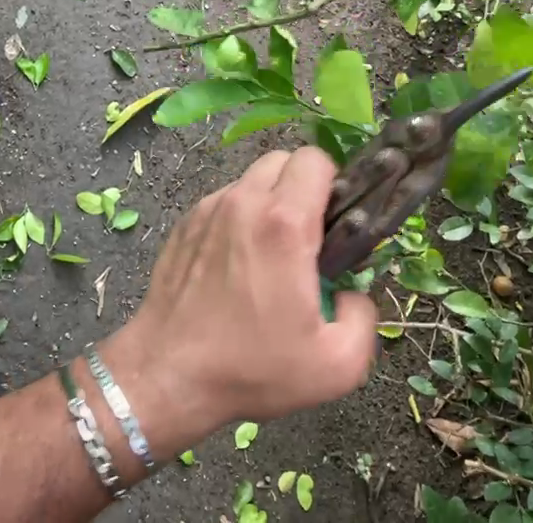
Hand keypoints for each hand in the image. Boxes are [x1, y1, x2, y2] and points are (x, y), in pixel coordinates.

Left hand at [100, 148, 378, 447]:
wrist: (168, 373)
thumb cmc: (252, 367)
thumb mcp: (336, 364)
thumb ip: (364, 318)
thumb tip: (352, 294)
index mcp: (284, 223)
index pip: (316, 160)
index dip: (335, 183)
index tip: (337, 221)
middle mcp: (244, 202)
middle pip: (283, 160)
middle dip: (303, 187)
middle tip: (309, 235)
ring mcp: (209, 208)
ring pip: (251, 178)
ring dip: (270, 201)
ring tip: (272, 251)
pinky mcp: (186, 222)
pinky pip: (224, 200)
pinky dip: (240, 217)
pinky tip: (237, 262)